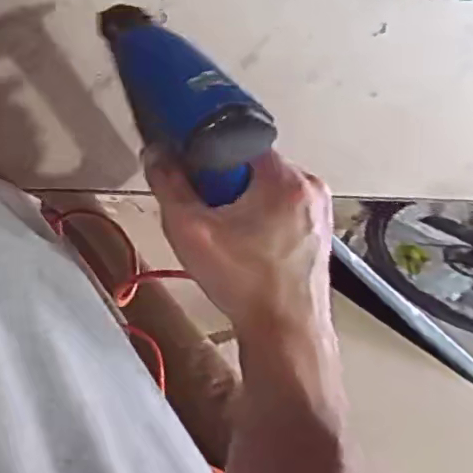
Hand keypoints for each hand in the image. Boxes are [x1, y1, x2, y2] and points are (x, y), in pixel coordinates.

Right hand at [143, 148, 334, 342]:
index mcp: (285, 179)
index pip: (236, 138)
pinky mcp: (314, 232)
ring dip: (233, 198)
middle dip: (217, 179)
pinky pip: (274, 206)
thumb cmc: (246, 284)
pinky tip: (237, 242)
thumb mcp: (188, 227)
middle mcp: (309, 189)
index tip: (185, 162)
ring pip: (259, 185)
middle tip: (202, 208)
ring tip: (219, 230)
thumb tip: (156, 153)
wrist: (285, 334)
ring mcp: (316, 212)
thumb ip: (167, 183)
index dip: (203, 148)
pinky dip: (251, 215)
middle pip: (246, 162)